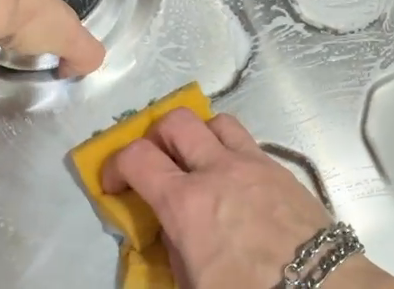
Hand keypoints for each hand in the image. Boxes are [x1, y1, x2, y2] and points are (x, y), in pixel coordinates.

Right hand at [103, 110, 393, 288]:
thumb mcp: (193, 287)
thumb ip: (173, 253)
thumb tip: (170, 232)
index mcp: (187, 203)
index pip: (137, 158)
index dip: (116, 165)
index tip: (113, 184)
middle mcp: (218, 169)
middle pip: (177, 121)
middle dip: (155, 136)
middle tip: (153, 163)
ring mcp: (253, 162)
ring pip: (216, 121)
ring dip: (198, 135)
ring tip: (194, 163)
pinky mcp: (280, 168)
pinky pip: (247, 141)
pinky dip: (229, 149)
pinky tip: (232, 179)